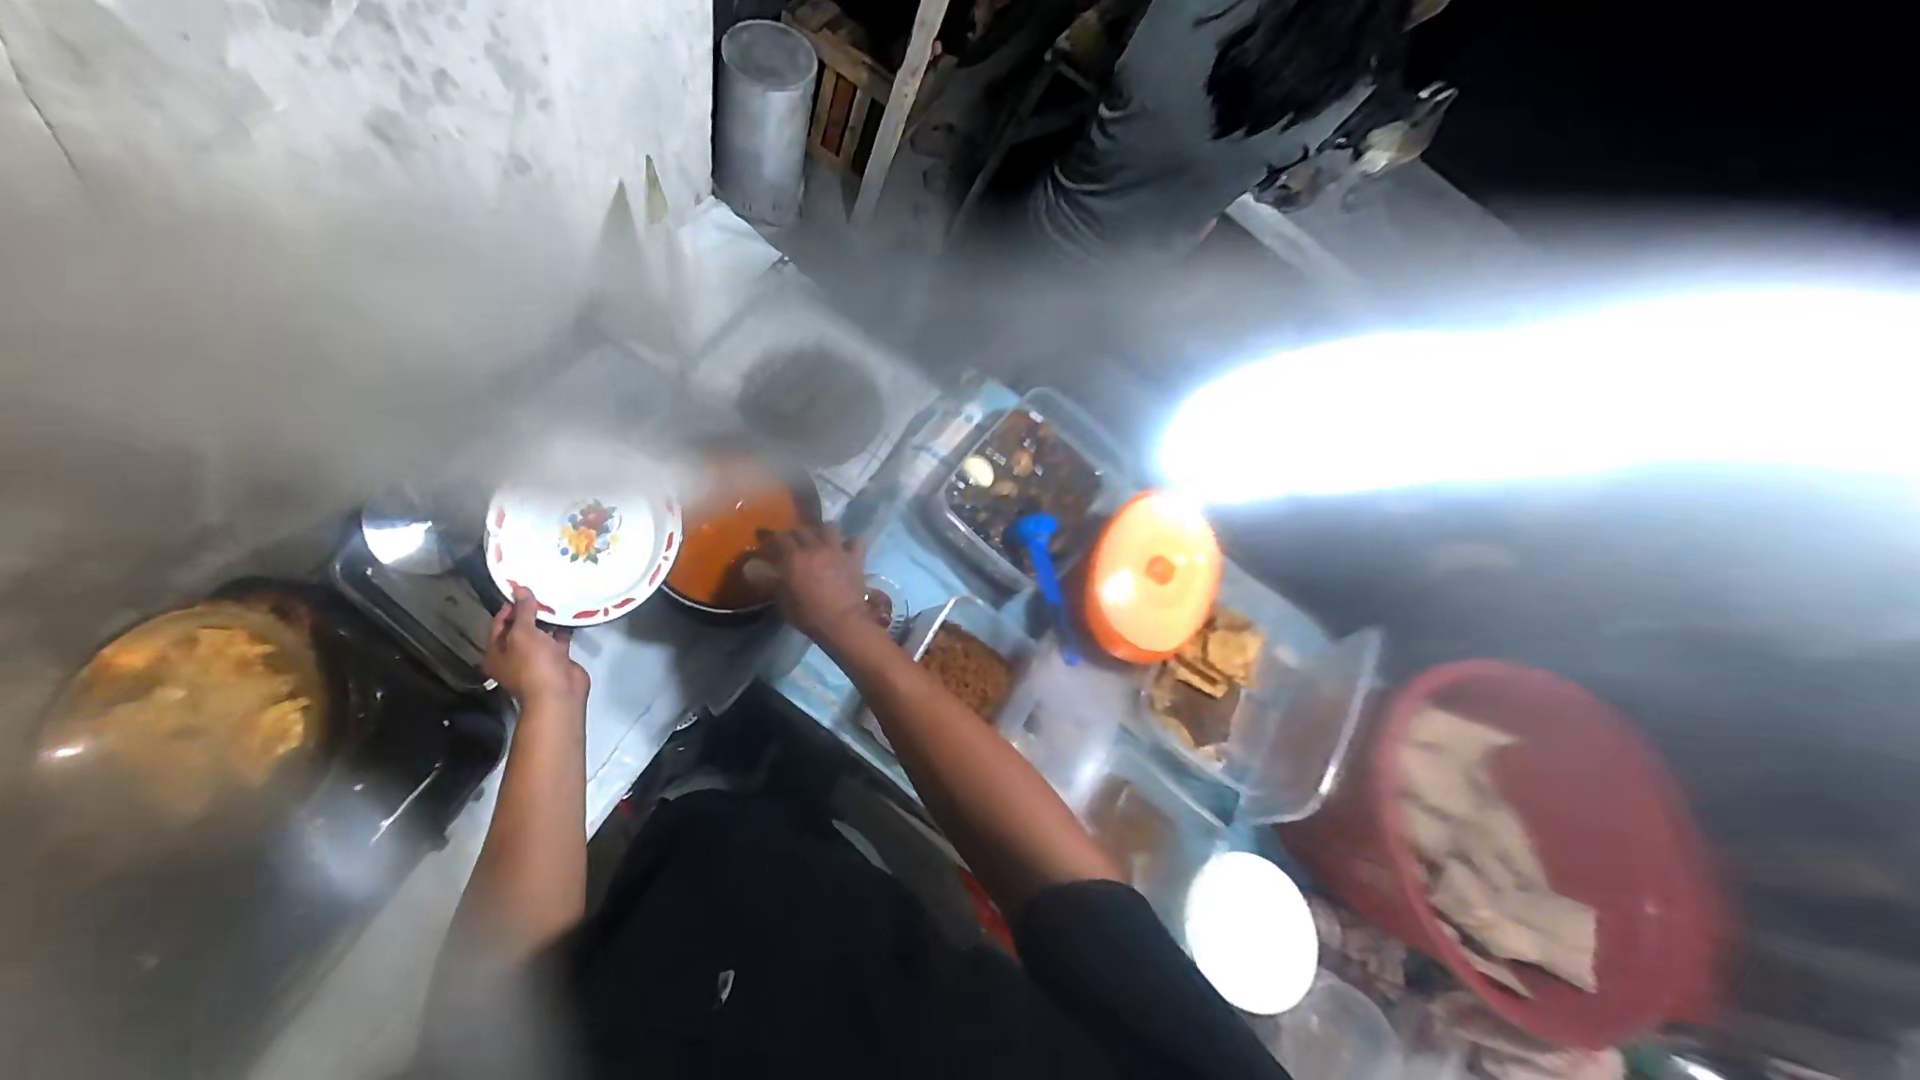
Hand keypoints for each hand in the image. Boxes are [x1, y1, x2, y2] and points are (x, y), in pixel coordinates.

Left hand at [487, 586, 589, 711]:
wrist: (558, 693)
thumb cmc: (533, 663)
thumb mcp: (523, 633)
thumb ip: (523, 611)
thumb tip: (519, 588)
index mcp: (497, 651)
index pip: (499, 623)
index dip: (510, 606)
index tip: (524, 590)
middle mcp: (514, 654)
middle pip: (520, 628)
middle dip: (530, 611)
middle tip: (543, 591)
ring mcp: (536, 658)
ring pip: (540, 634)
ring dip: (548, 620)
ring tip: (558, 599)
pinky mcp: (557, 660)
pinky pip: (558, 640)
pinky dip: (563, 629)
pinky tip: (572, 615)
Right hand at [754, 524, 870, 642]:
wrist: (843, 622)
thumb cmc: (808, 614)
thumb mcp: (783, 599)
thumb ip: (770, 581)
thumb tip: (753, 570)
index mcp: (794, 556)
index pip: (778, 538)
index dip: (769, 537)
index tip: (764, 539)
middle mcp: (815, 546)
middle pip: (801, 530)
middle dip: (793, 534)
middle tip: (789, 543)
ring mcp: (837, 550)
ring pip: (828, 528)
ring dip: (820, 531)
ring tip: (817, 540)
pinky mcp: (855, 558)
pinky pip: (855, 541)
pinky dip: (849, 542)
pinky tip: (845, 548)